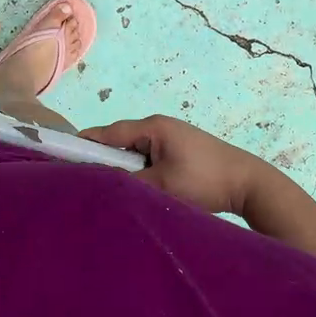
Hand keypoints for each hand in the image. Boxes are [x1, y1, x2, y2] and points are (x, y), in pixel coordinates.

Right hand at [80, 115, 267, 215]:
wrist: (251, 185)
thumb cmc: (205, 180)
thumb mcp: (164, 185)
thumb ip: (130, 183)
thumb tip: (103, 186)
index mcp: (153, 127)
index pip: (109, 132)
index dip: (86, 143)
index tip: (64, 156)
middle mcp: (159, 127)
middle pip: (121, 142)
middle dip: (105, 159)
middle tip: (86, 180)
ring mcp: (171, 139)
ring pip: (136, 153)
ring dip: (125, 169)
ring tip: (110, 189)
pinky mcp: (181, 153)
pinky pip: (150, 159)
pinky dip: (140, 172)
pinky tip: (136, 189)